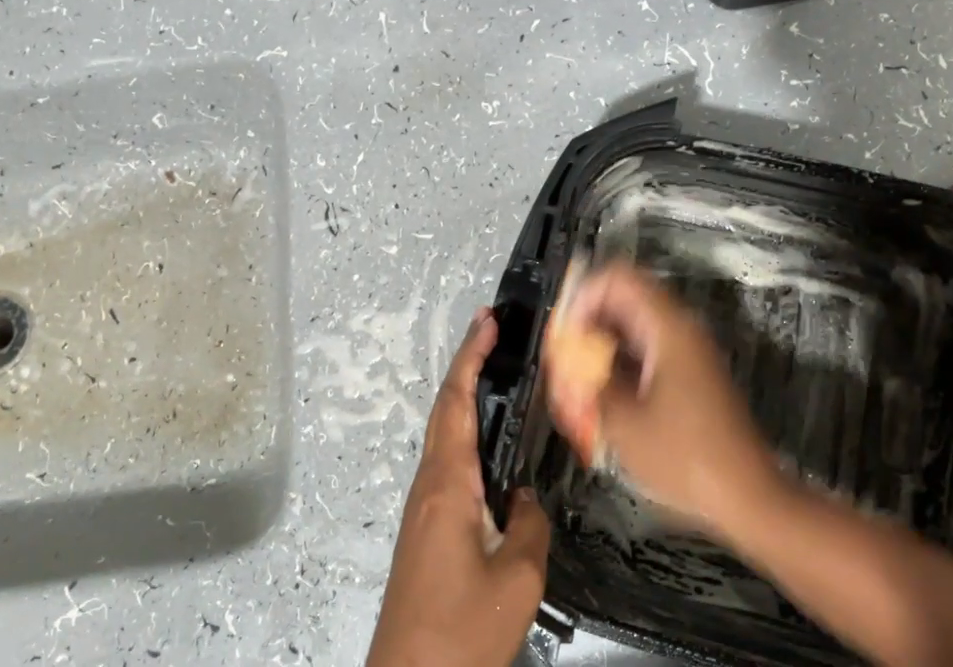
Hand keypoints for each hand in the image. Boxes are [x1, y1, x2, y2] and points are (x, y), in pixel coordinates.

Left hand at [367, 308, 550, 666]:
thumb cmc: (460, 630)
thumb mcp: (517, 578)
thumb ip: (529, 525)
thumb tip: (526, 500)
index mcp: (448, 487)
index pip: (456, 403)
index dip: (471, 356)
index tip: (487, 322)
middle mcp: (428, 489)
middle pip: (444, 411)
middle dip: (467, 366)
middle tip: (492, 334)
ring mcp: (423, 510)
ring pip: (443, 437)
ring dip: (465, 399)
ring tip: (496, 377)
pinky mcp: (425, 531)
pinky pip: (447, 464)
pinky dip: (465, 435)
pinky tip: (490, 447)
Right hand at [550, 264, 782, 536]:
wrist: (747, 496)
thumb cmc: (684, 459)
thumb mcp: (623, 423)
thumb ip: (590, 379)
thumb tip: (569, 355)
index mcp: (667, 329)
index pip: (617, 279)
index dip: (582, 297)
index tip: (563, 335)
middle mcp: (681, 330)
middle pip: (624, 301)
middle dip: (587, 325)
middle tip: (564, 363)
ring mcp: (689, 352)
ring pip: (633, 329)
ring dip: (601, 348)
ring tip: (577, 387)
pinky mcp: (691, 375)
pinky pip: (647, 351)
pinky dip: (621, 365)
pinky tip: (603, 401)